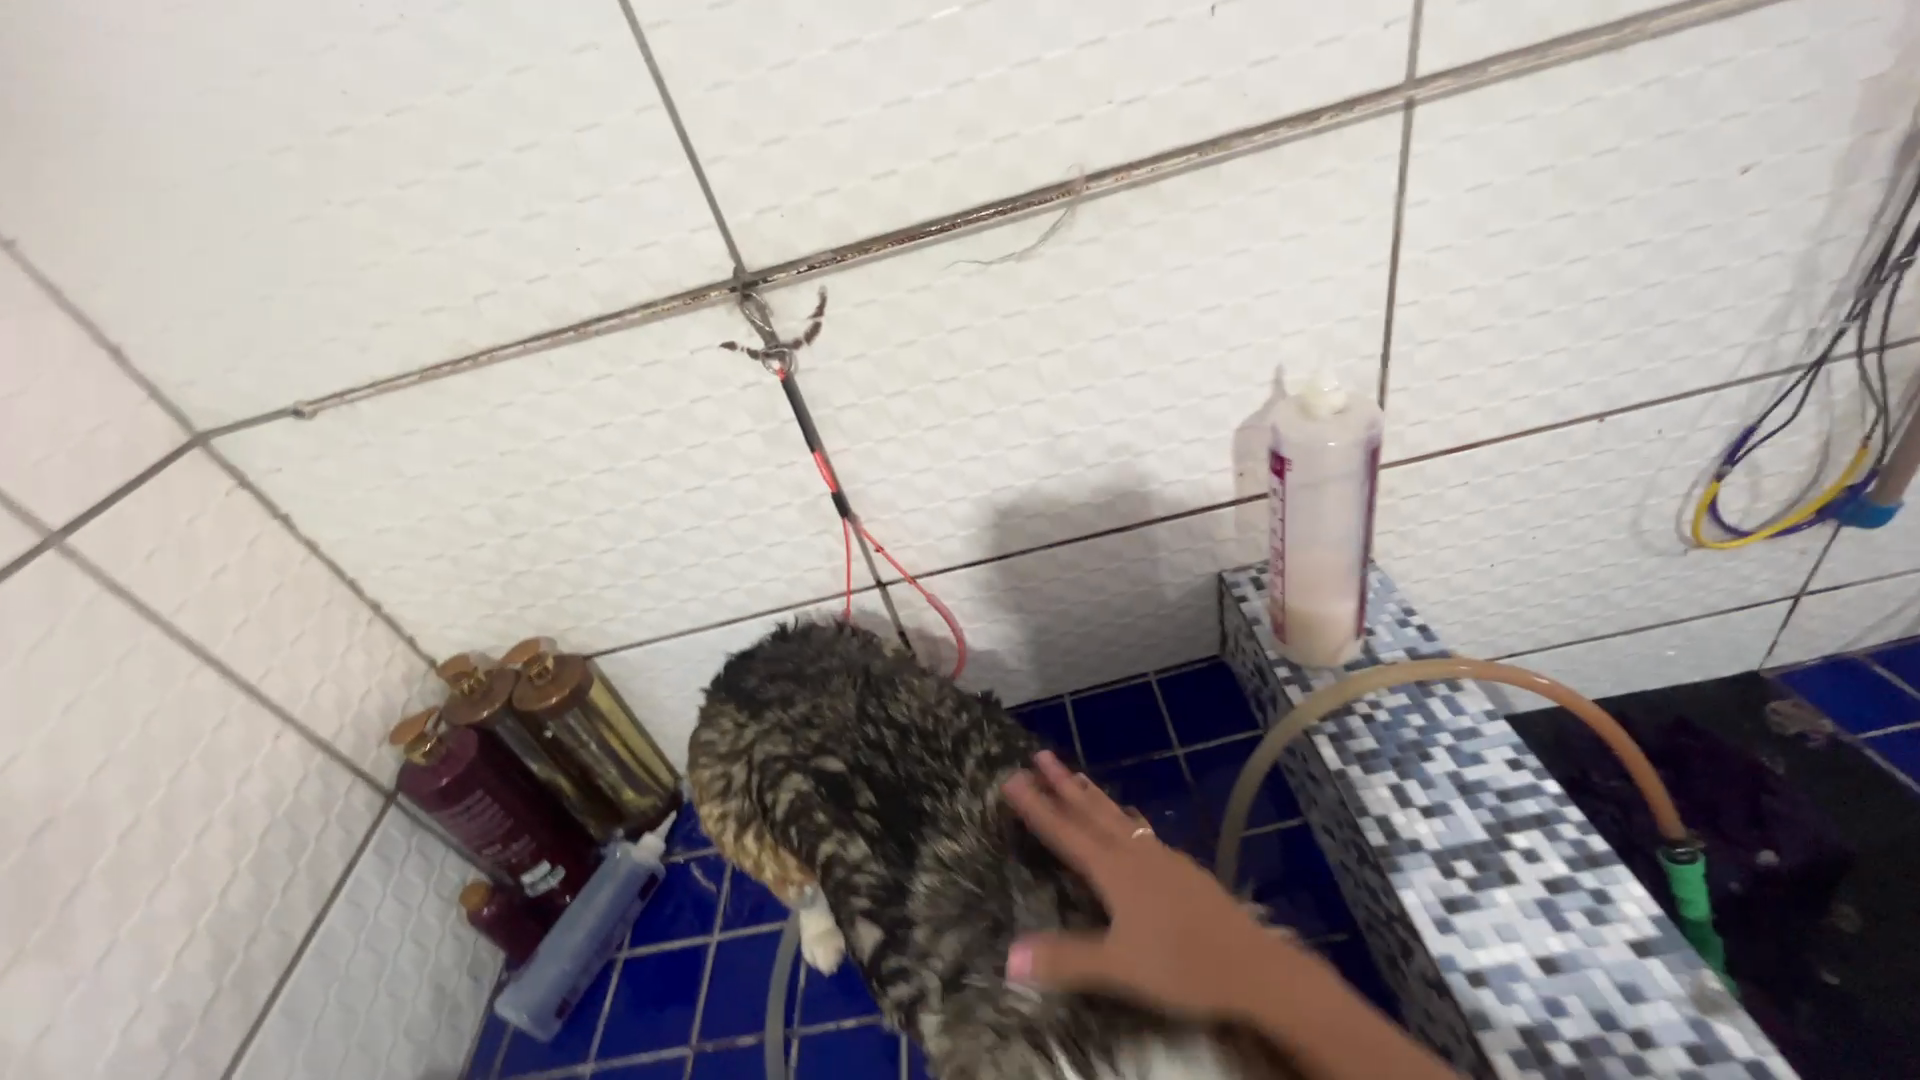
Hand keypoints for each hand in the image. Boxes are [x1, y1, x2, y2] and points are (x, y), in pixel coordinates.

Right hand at [1000, 751, 1338, 1021]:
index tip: (1012, 777)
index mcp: (1114, 871)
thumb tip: (1008, 956)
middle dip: (1063, 785)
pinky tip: (1132, 818)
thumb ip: (1065, 960)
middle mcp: (1136, 854)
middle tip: (1040, 755)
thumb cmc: (1183, 966)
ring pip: (1119, 817)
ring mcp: (1163, 858)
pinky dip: (1125, 815)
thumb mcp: (1118, 967)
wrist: (1255, 968)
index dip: (1036, 807)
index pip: (1065, 832)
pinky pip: (1142, 830)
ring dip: (1093, 796)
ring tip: (1076, 774)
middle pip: (1092, 813)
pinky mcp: (1183, 870)